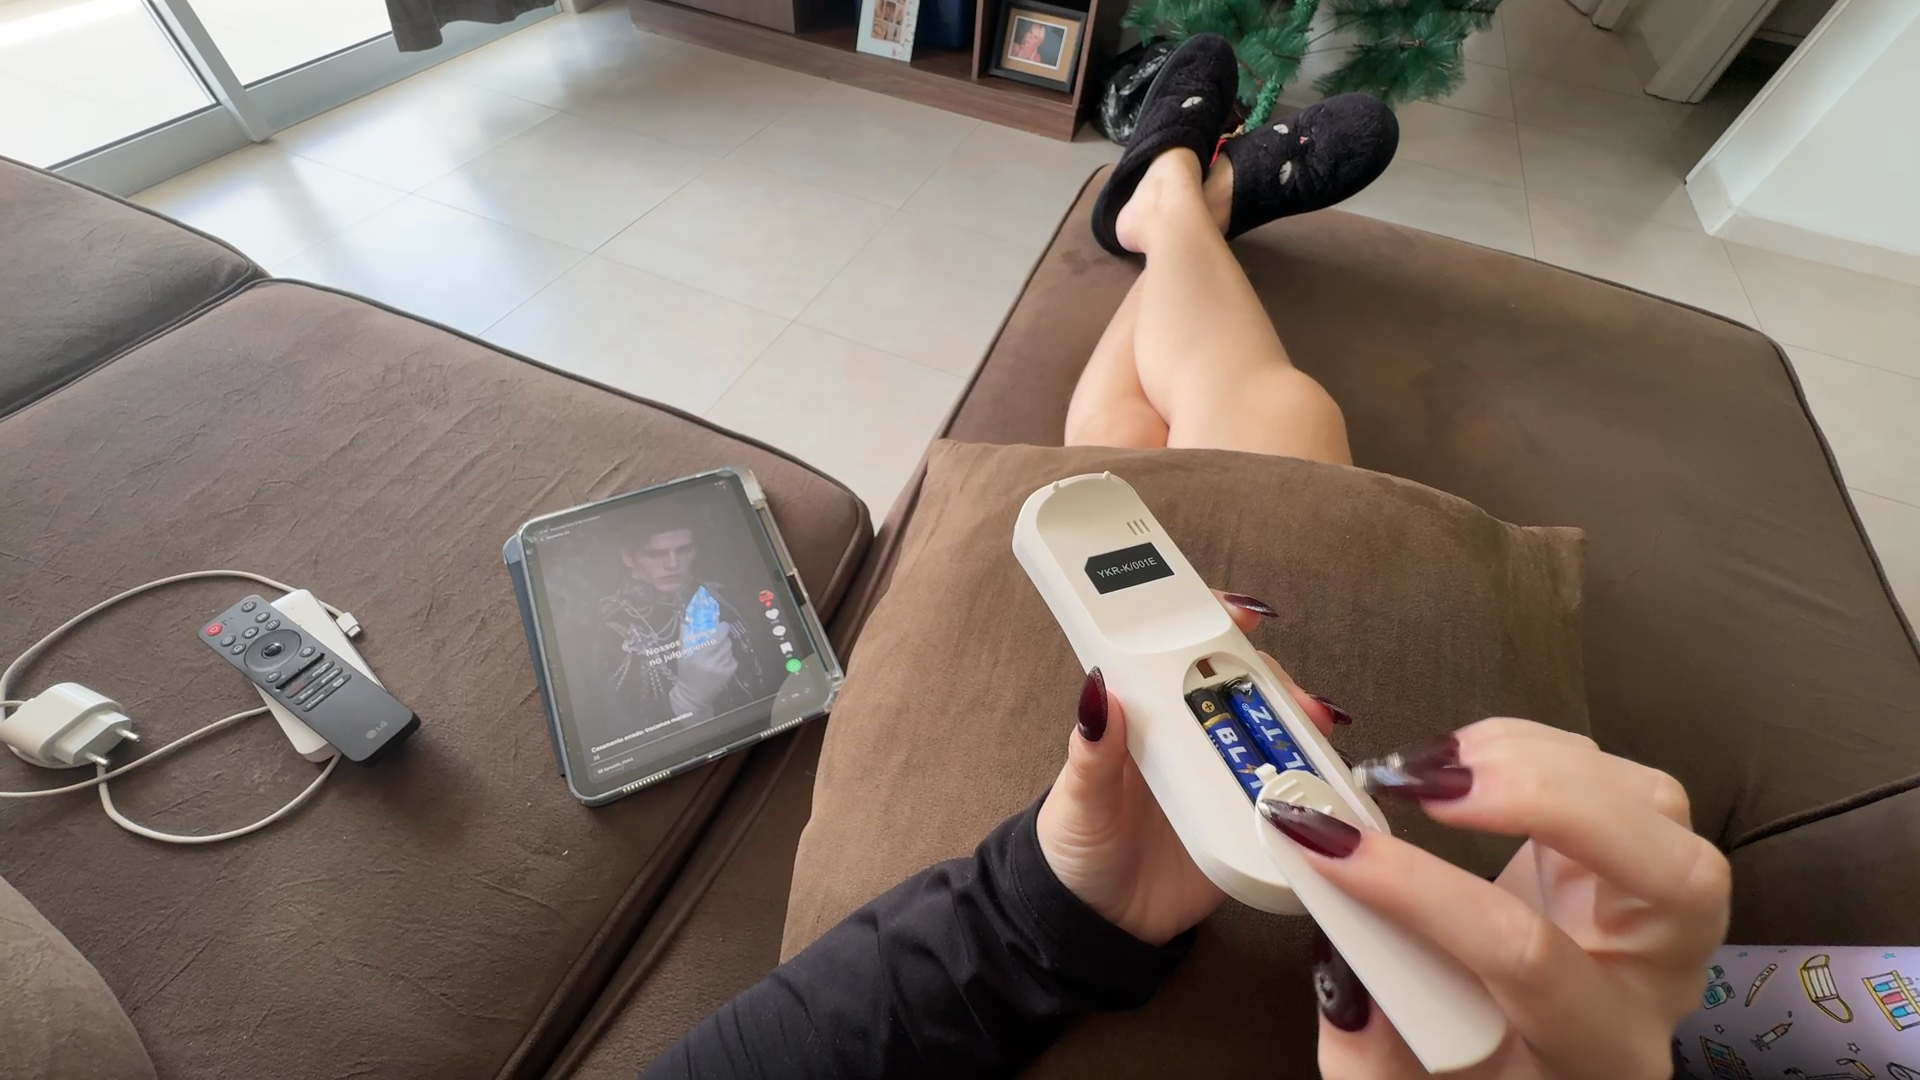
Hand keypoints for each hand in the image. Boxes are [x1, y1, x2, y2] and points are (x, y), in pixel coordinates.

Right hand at [674, 630, 737, 706]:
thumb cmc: (686, 675)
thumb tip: (686, 622)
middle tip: (718, 637)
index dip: (723, 629)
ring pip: (730, 650)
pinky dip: (728, 657)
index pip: (717, 638)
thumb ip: (685, 639)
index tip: (722, 625)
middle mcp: (713, 662)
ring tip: (717, 650)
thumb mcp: (682, 657)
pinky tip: (721, 660)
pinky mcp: (729, 674)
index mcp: (700, 657)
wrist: (693, 697)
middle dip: (723, 638)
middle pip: (726, 642)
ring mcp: (722, 669)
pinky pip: (733, 660)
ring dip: (725, 648)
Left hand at [1035, 591, 1348, 945]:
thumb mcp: (1078, 798)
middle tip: (1294, 692)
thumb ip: (1090, 751)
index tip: (1242, 614)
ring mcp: (1218, 779)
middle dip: (1271, 678)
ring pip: (1269, 735)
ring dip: (1298, 724)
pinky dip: (1311, 783)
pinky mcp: (1244, 824)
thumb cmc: (1076, 846)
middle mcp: (1186, 740)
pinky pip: (1285, 795)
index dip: (1210, 628)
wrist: (1100, 923)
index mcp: (1144, 719)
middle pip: (1237, 690)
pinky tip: (1328, 781)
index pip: (1178, 657)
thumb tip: (1097, 690)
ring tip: (1316, 724)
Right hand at [1275, 718, 1728, 1079]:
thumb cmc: (1471, 1065)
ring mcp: (1656, 905)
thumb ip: (1362, 1053)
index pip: (1525, 955)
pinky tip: (1458, 757)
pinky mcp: (1626, 849)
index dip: (1417, 886)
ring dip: (1533, 761)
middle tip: (1424, 785)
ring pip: (1657, 805)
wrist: (1533, 1048)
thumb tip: (1341, 970)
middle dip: (1541, 801)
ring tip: (1431, 764)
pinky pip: (1617, 773)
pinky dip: (1528, 742)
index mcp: (1596, 1047)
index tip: (1324, 839)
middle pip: (1673, 877)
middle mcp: (1654, 975)